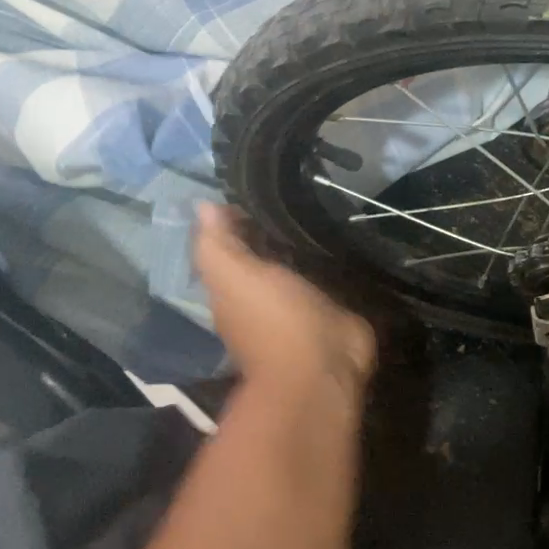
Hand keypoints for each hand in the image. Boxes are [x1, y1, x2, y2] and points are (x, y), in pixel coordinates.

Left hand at [196, 203, 376, 393]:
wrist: (323, 365)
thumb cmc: (273, 320)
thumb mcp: (234, 279)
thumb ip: (217, 245)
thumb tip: (202, 205)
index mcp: (234, 286)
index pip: (231, 243)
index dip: (239, 214)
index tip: (262, 183)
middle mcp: (263, 291)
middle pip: (265, 250)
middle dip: (275, 223)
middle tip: (298, 187)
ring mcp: (300, 299)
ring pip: (298, 260)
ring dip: (306, 238)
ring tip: (325, 202)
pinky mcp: (334, 302)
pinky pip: (330, 271)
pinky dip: (333, 254)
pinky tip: (345, 234)